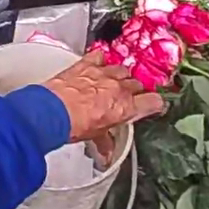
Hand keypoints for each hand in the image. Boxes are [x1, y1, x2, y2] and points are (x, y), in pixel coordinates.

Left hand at [40, 51, 166, 143]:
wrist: (52, 111)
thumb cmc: (74, 126)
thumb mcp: (94, 135)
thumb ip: (105, 140)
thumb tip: (106, 153)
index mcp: (126, 107)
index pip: (153, 101)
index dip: (155, 103)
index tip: (154, 104)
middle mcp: (119, 87)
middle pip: (137, 84)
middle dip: (133, 91)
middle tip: (125, 98)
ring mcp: (104, 73)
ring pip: (122, 69)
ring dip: (119, 76)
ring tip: (111, 82)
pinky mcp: (88, 63)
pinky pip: (101, 56)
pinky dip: (100, 60)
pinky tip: (97, 65)